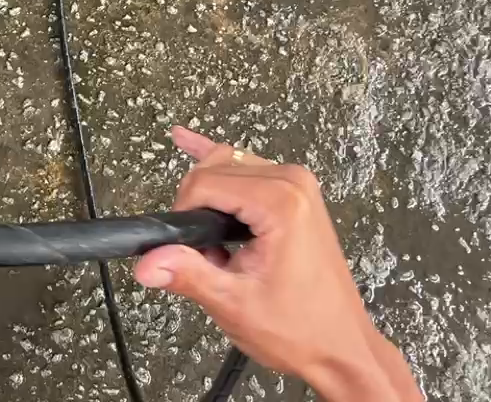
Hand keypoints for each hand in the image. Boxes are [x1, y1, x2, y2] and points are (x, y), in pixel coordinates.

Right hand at [135, 127, 420, 401]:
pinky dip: (214, 157)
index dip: (185, 214)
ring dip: (208, 195)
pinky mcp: (294, 191)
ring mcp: (296, 183)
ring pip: (225, 163)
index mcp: (280, 203)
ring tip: (213, 240)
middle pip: (214, 167)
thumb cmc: (301, 330)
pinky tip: (186, 139)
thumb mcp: (235, 304)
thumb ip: (189, 275)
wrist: (343, 350)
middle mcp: (291, 183)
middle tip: (202, 250)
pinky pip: (245, 163)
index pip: (205, 182)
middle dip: (197, 206)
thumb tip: (147, 262)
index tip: (188, 247)